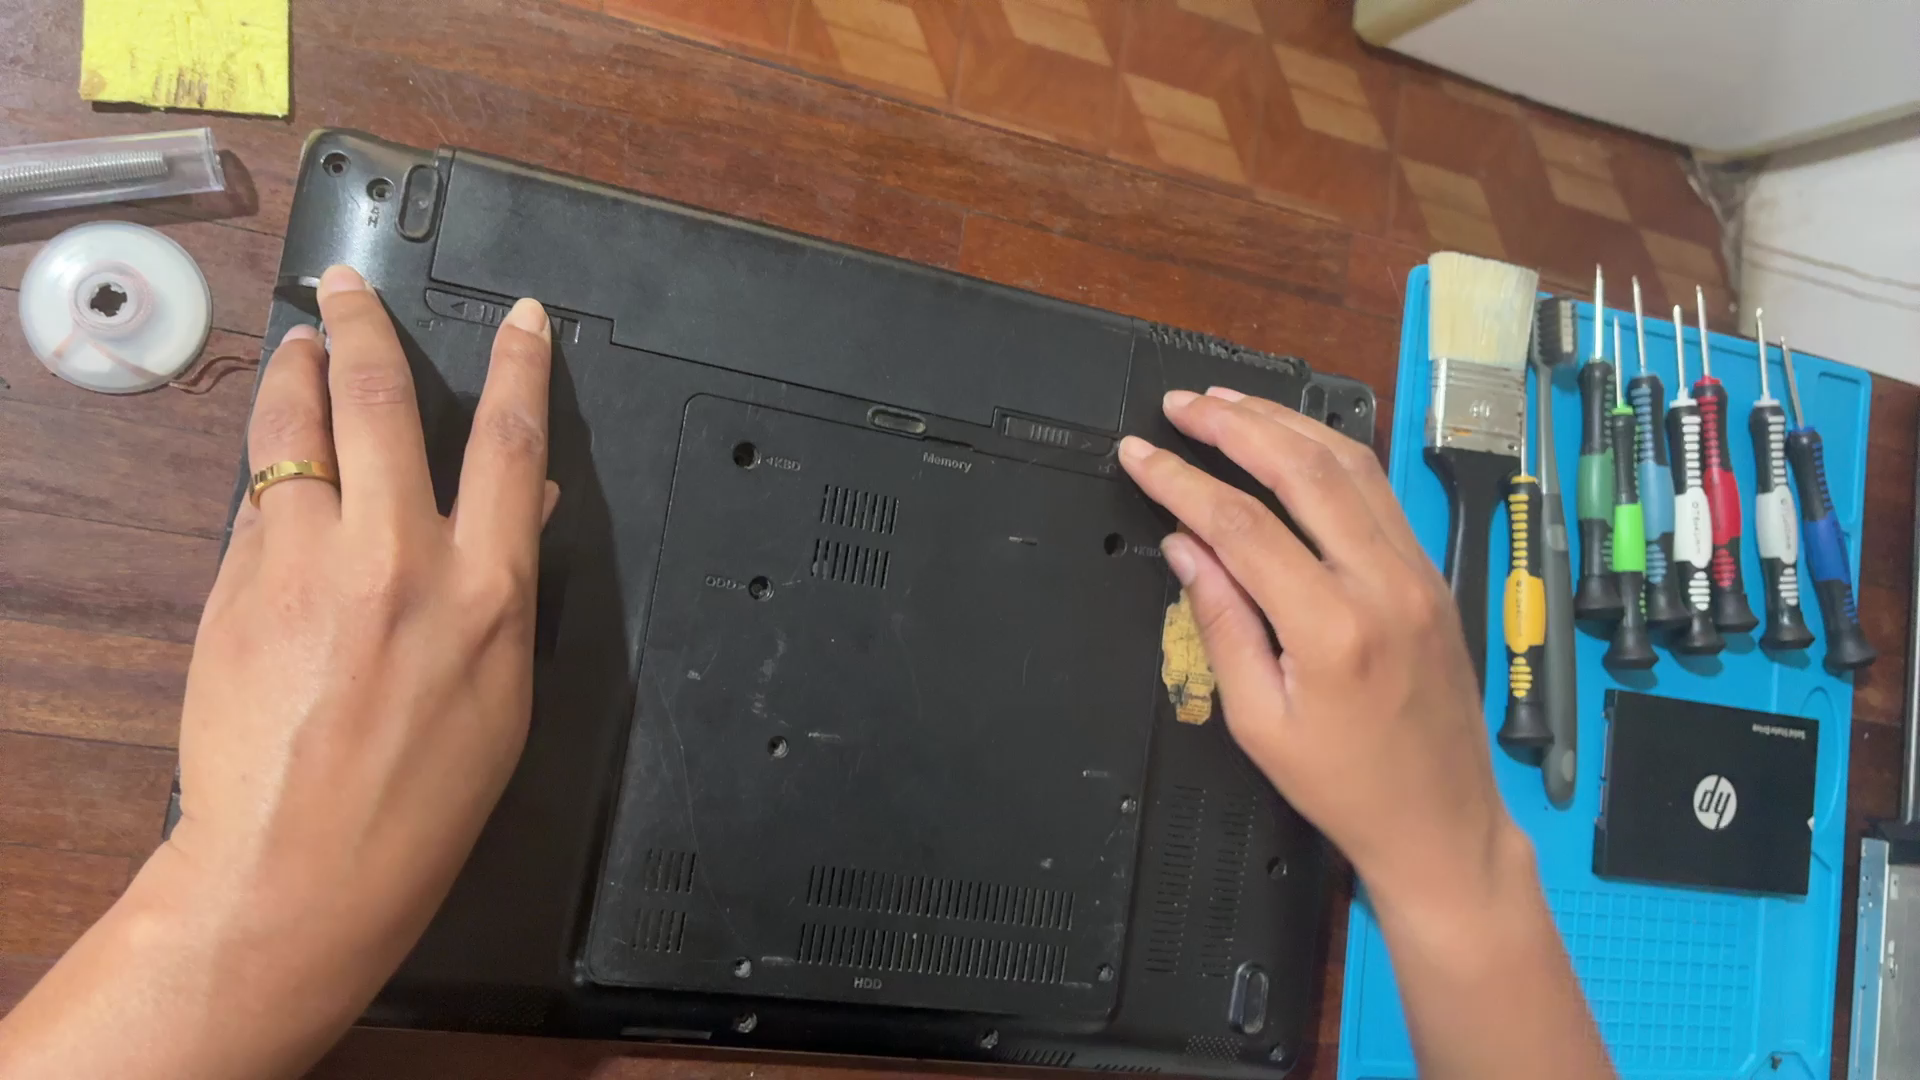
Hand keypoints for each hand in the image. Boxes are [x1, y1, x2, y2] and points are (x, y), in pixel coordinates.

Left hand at [166, 263, 555, 967]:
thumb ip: (510, 578)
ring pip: (296, 433)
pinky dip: (276, 462)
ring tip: (300, 339)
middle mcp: (401, 556)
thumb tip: (521, 506)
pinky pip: (263, 500)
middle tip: (352, 287)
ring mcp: (307, 564)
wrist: (305, 857)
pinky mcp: (236, 586)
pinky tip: (280, 457)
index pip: (512, 444)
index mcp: (489, 586)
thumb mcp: (507, 675)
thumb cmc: (437, 777)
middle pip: (382, 406)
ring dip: (298, 374)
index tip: (525, 320)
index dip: (523, 370)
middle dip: (368, 330)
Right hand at [1118, 387, 1519, 911]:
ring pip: (1348, 463)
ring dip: (1282, 422)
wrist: (1442, 821)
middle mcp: (1382, 582)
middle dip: (1232, 424)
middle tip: (1179, 403)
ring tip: (1226, 402)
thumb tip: (1184, 544)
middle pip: (1301, 469)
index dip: (1179, 481)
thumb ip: (1220, 621)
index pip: (1239, 523)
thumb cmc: (1339, 782)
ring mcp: (1416, 570)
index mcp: (1330, 626)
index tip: (1137, 453)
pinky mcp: (1428, 571)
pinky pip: (1376, 489)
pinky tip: (1289, 436)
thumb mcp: (1256, 717)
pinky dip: (1327, 449)